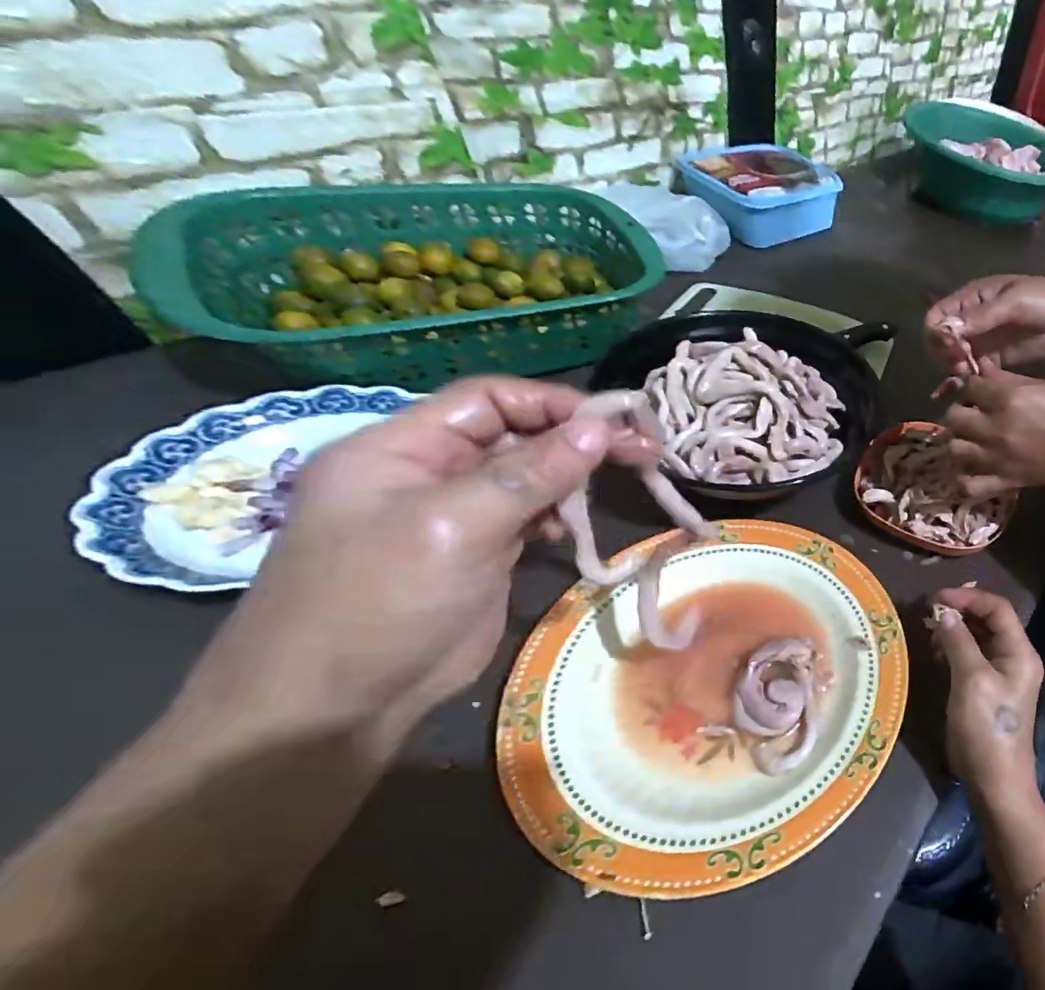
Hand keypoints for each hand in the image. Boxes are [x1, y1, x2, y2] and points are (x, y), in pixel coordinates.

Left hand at [184, 378, 658, 736]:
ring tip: (627, 482)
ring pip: (529, 475)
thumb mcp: (456, 526)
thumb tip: (600, 426)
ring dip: (575, 477)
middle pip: (516, 434)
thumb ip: (531, 472)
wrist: (334, 711)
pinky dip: (560, 514)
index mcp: (399, 448)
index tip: (614, 422)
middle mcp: (427, 471)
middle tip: (645, 450)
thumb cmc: (380, 603)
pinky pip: (529, 514)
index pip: (488, 399)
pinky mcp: (478, 550)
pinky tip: (575, 528)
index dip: (554, 403)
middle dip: (578, 440)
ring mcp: (453, 514)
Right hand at [925, 275, 1044, 374]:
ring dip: (955, 366)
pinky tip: (976, 381)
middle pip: (940, 339)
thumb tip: (948, 330)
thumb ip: (982, 316)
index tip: (950, 345)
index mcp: (971, 298)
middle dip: (944, 352)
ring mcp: (982, 340)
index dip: (936, 331)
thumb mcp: (1014, 302)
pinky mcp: (995, 358)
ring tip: (969, 372)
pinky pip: (973, 369)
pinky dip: (969, 376)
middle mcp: (972, 319)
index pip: (938, 315)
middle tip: (961, 362)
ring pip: (953, 356)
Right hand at [928, 588, 1042, 796]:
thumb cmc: (986, 728)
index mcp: (1020, 652)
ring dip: (956, 630)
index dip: (969, 598)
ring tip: (930, 632)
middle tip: (929, 613)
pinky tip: (937, 651)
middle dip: (961, 612)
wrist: (996, 781)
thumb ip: (959, 642)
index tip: (937, 598)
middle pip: (990, 621)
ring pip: (979, 638)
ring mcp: (1003, 674)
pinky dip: (955, 648)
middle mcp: (1015, 657)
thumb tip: (944, 612)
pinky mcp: (989, 689)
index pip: (998, 608)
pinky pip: (973, 656)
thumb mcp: (971, 680)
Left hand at [943, 368, 1044, 496]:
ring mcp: (998, 458)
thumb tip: (980, 366)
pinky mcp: (1006, 481)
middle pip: (954, 418)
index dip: (971, 386)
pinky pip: (969, 486)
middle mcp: (996, 428)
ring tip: (973, 440)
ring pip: (955, 449)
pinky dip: (965, 478)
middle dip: (961, 412)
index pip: (968, 387)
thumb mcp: (1042, 384)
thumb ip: (1006, 378)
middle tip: (973, 414)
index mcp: (1008, 399)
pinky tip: (973, 468)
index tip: (979, 390)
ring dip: (960, 442)